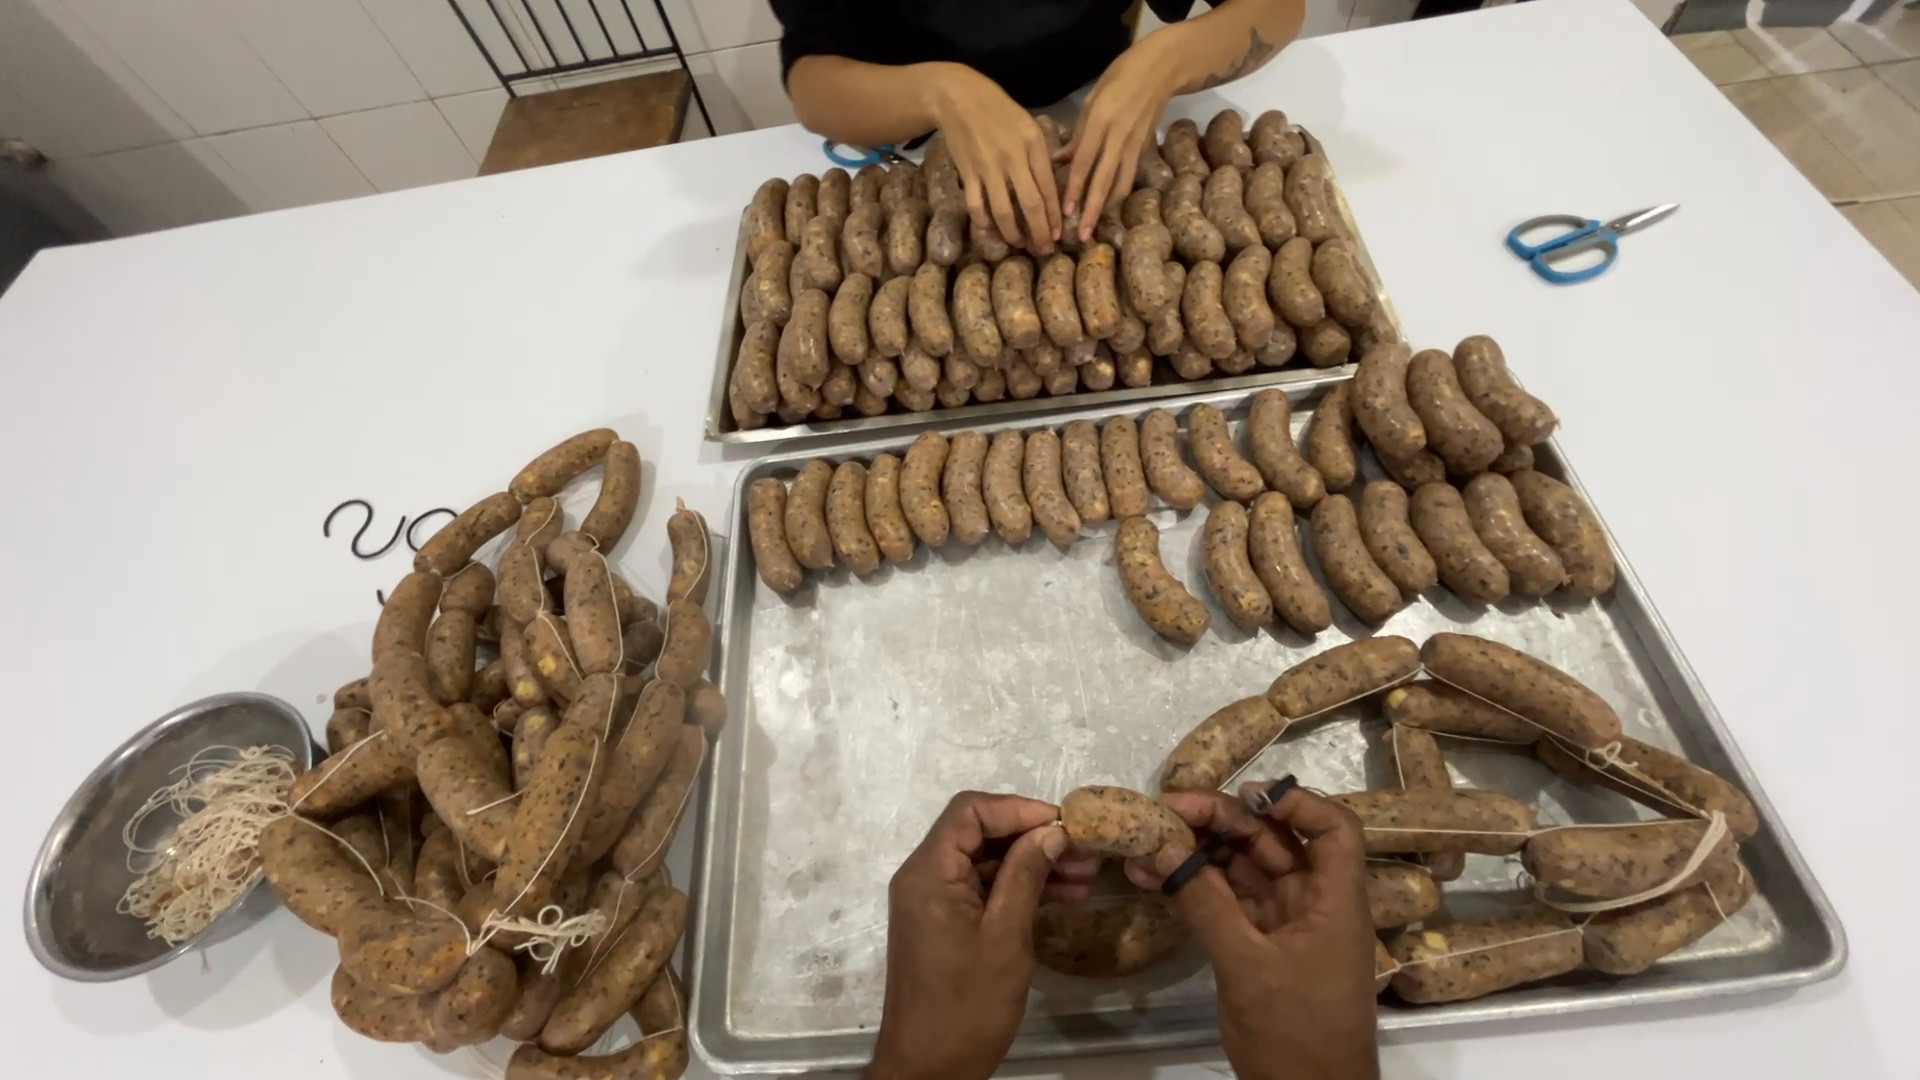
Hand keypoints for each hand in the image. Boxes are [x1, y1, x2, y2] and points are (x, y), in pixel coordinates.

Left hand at [866, 792, 1095, 1079]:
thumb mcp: (1005, 937)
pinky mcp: (947, 920)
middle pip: (979, 833)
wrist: (928, 1072)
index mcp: (930, 870)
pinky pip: (984, 888)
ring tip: (1085, 876)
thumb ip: (1025, 875)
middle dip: (1032, 837)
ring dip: (1032, 863)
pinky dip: (1019, 888)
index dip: (1016, 808)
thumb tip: (1051, 830)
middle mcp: (926, 875)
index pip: (970, 811)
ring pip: (987, 861)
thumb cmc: (966, 1005)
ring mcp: (935, 898)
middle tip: (1082, 850)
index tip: (1060, 822)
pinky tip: (1064, 897)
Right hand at [925, 64, 1060, 253]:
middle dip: (1040, 233)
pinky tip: (990, 230)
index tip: (1058, 235)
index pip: (1048, 189)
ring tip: (1019, 244)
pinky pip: (977, 206)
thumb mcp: (1028, 125)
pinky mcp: (968, 173)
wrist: (959, 97)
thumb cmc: (998, 110)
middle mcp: (1014, 158)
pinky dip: (984, 222)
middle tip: (1044, 250)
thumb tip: (1050, 190)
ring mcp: (989, 167)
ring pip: (1004, 211)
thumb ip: (1040, 156)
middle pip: (1031, 205)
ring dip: (1013, 234)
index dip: (1054, 217)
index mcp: (1033, 144)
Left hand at [1058, 33, 1184, 240]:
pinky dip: (1119, 195)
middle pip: (1102, 181)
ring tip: (1094, 228)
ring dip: (1107, 209)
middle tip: (1082, 235)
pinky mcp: (1145, 149)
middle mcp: (1118, 136)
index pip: (1083, 162)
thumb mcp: (1093, 100)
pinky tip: (1108, 208)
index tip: (1065, 212)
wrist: (1163, 66)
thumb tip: (1059, 161)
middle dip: (1091, 210)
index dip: (1074, 189)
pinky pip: (1130, 177)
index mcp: (1101, 121)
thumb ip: (1078, 134)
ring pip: (1120, 184)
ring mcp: (1134, 144)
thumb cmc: (1121, 77)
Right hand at [1126, 786, 1379, 1079]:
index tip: (1245, 794)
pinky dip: (1191, 883)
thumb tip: (1164, 845)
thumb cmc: (1295, 1034)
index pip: (1333, 829)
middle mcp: (1311, 900)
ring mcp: (1282, 919)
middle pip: (1272, 839)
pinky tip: (1151, 874)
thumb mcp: (1247, 966)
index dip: (1295, 801)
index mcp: (1334, 901)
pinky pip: (1223, 895)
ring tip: (1149, 838)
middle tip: (1169, 809)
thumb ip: (1205, 902)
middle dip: (1221, 819)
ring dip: (1197, 850)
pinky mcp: (1255, 939)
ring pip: (1241, 864)